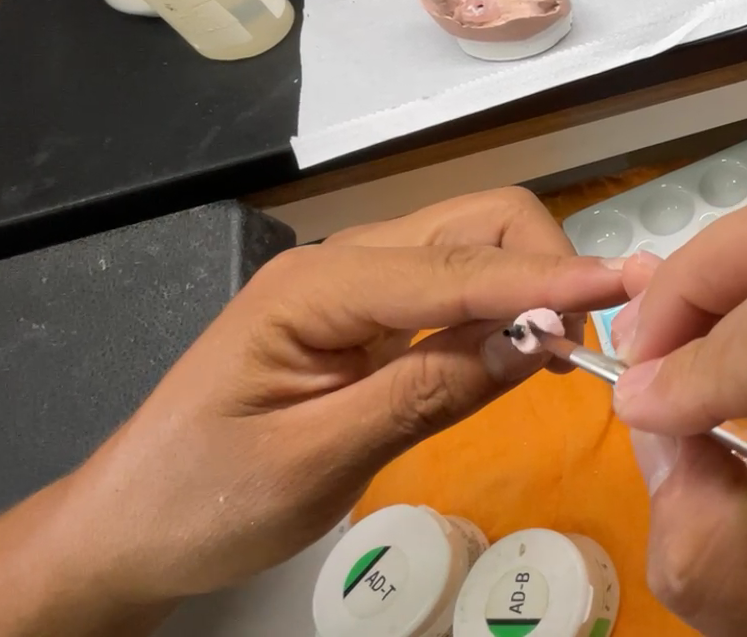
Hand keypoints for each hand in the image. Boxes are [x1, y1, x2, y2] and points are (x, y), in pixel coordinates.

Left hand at [55, 188, 624, 603]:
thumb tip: (536, 342)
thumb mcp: (312, 463)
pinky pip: (471, 278)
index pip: (460, 268)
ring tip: (556, 351)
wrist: (126, 528)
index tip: (620, 288)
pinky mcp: (386, 301)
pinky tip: (527, 346)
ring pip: (486, 239)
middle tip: (571, 345)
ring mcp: (370, 274)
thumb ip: (427, 392)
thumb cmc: (202, 502)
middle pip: (484, 220)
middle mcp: (352, 257)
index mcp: (319, 287)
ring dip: (537, 280)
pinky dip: (515, 301)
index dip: (545, 278)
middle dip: (546, 264)